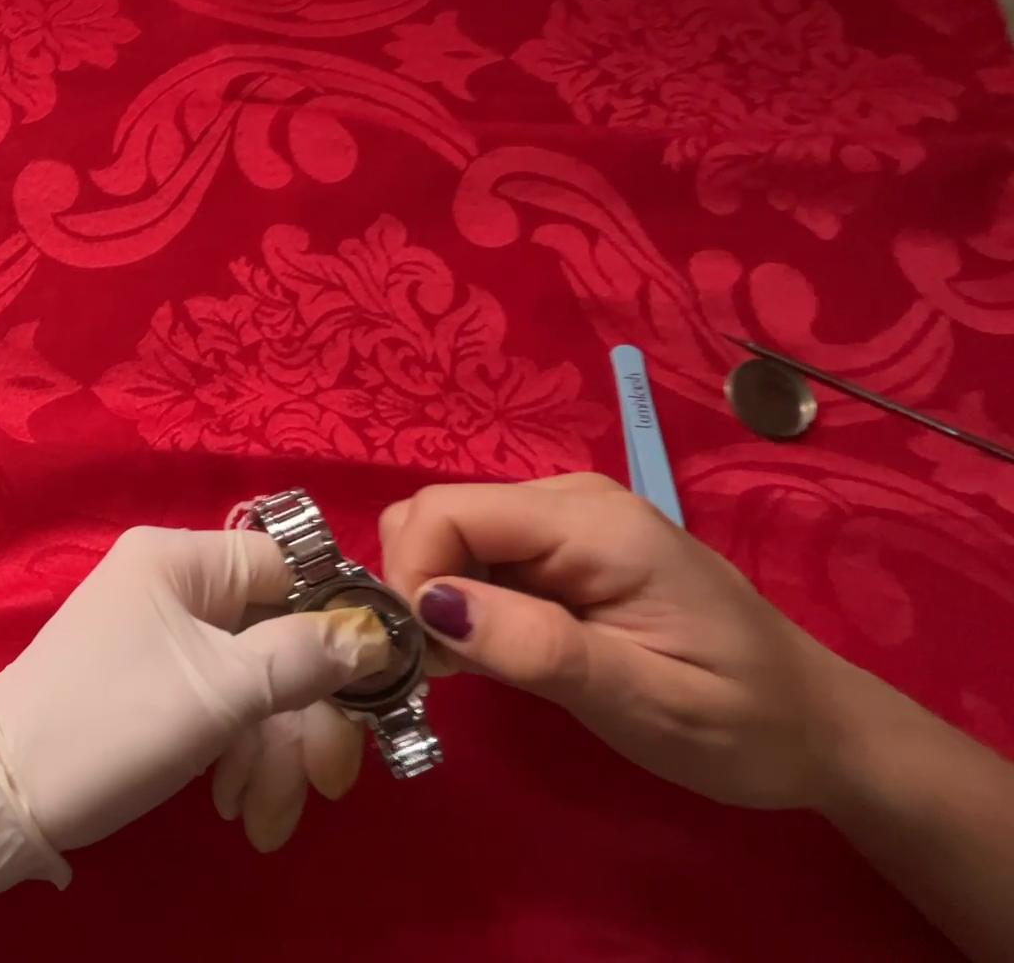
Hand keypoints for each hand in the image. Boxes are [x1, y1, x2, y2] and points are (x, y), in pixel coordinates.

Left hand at [0, 528, 392, 893]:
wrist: (6, 792)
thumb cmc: (111, 724)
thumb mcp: (219, 692)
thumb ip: (304, 656)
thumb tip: (372, 633)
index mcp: (181, 560)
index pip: (290, 567)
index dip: (337, 621)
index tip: (371, 687)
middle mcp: (174, 586)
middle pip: (279, 636)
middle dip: (305, 717)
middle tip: (326, 783)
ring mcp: (166, 637)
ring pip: (257, 683)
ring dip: (273, 753)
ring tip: (261, 816)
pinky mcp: (160, 683)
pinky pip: (224, 706)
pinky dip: (240, 755)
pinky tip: (238, 807)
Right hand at [378, 473, 849, 809]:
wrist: (816, 727)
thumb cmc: (743, 722)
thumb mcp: (647, 702)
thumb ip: (539, 649)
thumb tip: (428, 603)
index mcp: (592, 524)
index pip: (446, 512)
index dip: (411, 573)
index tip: (425, 650)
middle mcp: (563, 501)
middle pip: (431, 513)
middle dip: (413, 585)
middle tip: (445, 662)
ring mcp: (555, 518)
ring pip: (437, 531)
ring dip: (428, 595)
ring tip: (470, 659)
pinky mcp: (548, 544)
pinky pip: (464, 551)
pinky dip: (450, 598)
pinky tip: (488, 643)